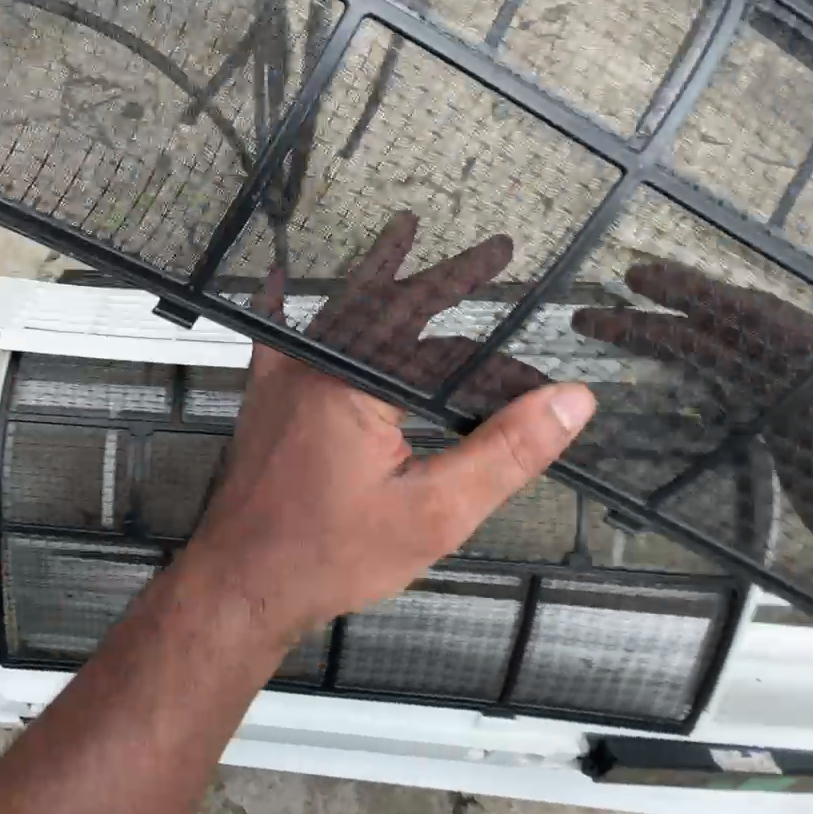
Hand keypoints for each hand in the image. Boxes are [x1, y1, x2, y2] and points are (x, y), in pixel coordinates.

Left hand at [183, 215, 596, 638]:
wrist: (242, 581)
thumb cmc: (330, 554)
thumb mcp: (433, 512)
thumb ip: (504, 452)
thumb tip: (570, 400)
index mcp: (358, 386)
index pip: (445, 353)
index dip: (498, 363)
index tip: (540, 369)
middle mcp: (315, 368)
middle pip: (391, 310)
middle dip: (444, 279)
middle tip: (490, 250)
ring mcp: (282, 379)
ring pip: (339, 313)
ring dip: (376, 275)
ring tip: (400, 233)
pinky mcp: (263, 399)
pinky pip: (272, 336)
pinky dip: (279, 305)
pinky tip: (275, 277)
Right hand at [570, 236, 812, 648]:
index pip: (750, 315)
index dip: (691, 294)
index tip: (639, 278)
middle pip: (715, 340)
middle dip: (655, 319)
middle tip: (596, 308)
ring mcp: (797, 418)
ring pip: (712, 373)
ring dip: (657, 351)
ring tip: (603, 334)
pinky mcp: (791, 457)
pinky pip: (727, 414)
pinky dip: (685, 393)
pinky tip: (655, 383)